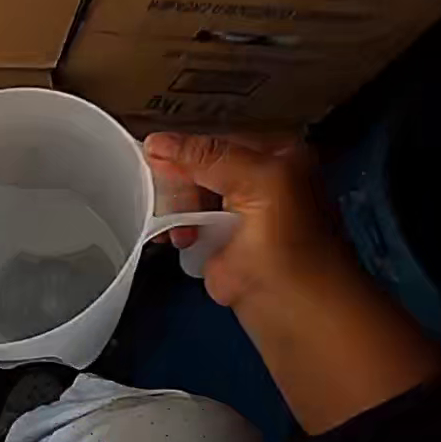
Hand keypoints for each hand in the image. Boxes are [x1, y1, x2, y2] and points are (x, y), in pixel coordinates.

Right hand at [145, 132, 440, 432]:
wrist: (288, 302)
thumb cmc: (283, 237)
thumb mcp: (256, 181)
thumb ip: (207, 156)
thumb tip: (153, 140)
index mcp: (272, 154)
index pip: (213, 139)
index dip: (182, 150)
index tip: (152, 162)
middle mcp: (252, 176)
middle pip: (194, 167)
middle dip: (178, 186)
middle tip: (174, 208)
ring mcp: (231, 209)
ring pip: (183, 194)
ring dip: (174, 210)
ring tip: (179, 233)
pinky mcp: (213, 237)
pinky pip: (181, 219)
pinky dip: (173, 228)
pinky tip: (176, 240)